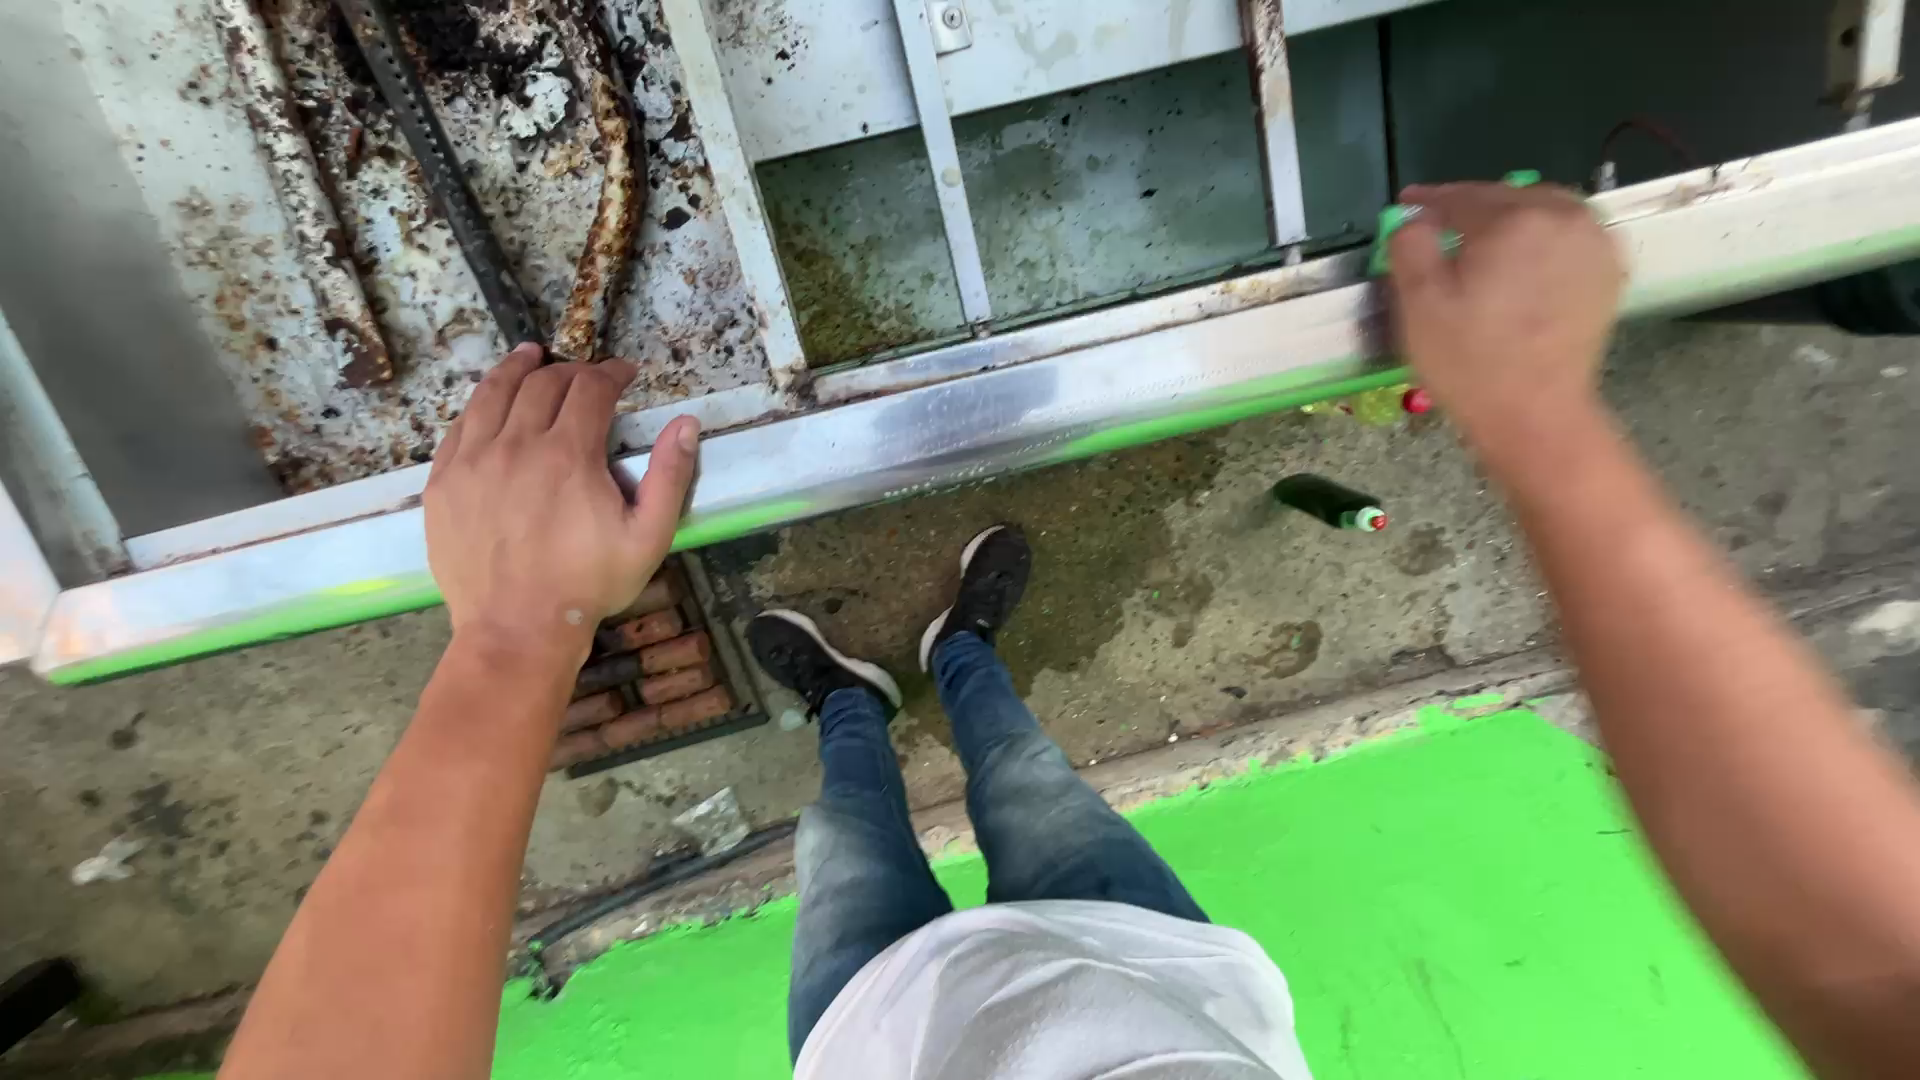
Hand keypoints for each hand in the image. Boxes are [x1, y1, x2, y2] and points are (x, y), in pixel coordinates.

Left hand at [425, 344, 699, 661]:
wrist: (518, 627)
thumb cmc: (592, 582)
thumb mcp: (649, 535)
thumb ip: (670, 475)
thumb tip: (686, 423)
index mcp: (570, 455)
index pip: (591, 390)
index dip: (612, 373)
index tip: (627, 372)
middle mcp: (517, 444)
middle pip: (543, 384)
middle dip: (571, 370)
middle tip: (588, 375)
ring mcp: (473, 461)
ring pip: (493, 394)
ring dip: (517, 369)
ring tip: (530, 355)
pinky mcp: (444, 482)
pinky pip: (459, 426)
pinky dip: (480, 404)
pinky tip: (490, 402)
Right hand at [1387, 182, 1626, 458]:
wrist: (1532, 410)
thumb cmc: (1467, 359)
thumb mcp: (1418, 304)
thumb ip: (1411, 247)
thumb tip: (1414, 221)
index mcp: (1513, 220)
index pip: (1462, 197)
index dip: (1428, 200)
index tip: (1406, 203)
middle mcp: (1564, 217)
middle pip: (1509, 196)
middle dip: (1472, 205)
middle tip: (1441, 223)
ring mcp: (1595, 242)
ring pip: (1546, 210)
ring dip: (1510, 216)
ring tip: (1482, 237)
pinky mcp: (1608, 270)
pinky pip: (1570, 235)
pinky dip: (1542, 236)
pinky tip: (1522, 258)